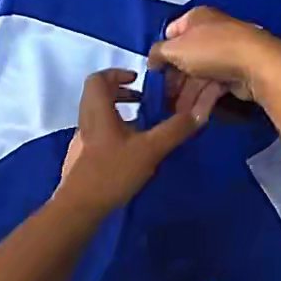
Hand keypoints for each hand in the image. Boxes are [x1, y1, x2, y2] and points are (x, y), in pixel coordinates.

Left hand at [55, 68, 222, 214]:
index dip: (117, 74)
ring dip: (118, 113)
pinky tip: (129, 149)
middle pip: (97, 95)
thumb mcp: (150, 150)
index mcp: (97, 111)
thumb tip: (200, 112)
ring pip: (97, 115)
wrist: (79, 206)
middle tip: (142, 101)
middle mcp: (85, 120)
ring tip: (140, 125)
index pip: (98, 79)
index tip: (137, 80)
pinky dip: (113, 131)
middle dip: (120, 92)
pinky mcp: (80, 157)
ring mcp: (80, 140)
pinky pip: (96, 133)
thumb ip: (174, 130)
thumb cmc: (112, 171)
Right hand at [147, 7, 280, 103]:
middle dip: (174, 81)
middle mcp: (211, 32)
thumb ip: (156, 54)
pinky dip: (204, 99)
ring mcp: (225, 52)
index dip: (161, 53)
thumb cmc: (210, 50)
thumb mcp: (174, 49)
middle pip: (185, 58)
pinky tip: (195, 115)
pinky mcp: (237, 71)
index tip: (154, 73)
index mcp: (196, 18)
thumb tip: (152, 61)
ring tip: (177, 115)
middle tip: (163, 101)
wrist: (256, 64)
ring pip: (199, 75)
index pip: (170, 33)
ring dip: (187, 95)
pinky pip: (214, 85)